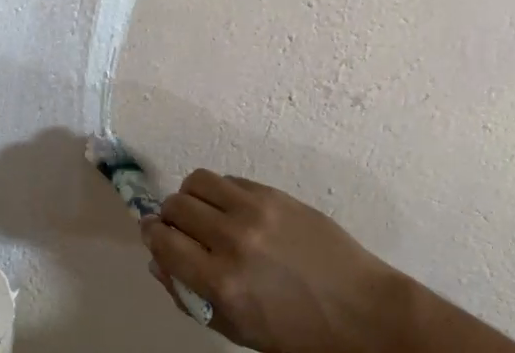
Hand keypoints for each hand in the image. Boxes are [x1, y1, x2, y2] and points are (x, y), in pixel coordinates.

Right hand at [142, 171, 514, 352]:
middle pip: (175, 206)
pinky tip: (233, 211)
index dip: (151, 236)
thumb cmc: (298, 334)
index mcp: (222, 284)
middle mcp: (232, 240)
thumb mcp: (239, 331)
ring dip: (191, 196)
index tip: (153, 236)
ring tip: (203, 213)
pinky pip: (229, 178)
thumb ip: (191, 297)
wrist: (362, 312)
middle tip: (179, 230)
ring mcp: (255, 211)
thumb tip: (158, 262)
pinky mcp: (274, 193)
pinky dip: (221, 192)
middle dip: (169, 217)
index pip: (163, 242)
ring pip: (197, 181)